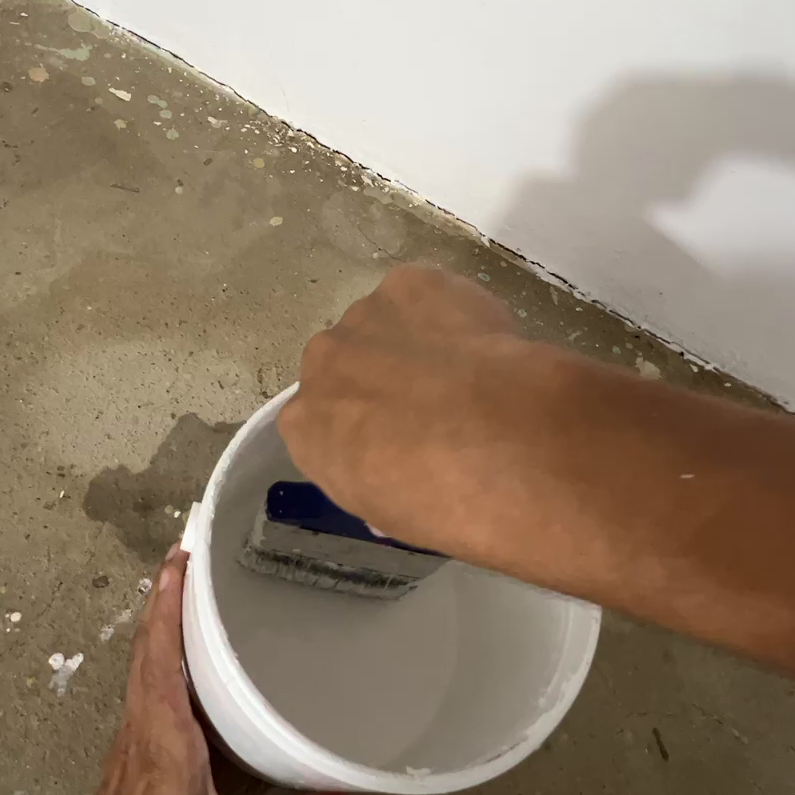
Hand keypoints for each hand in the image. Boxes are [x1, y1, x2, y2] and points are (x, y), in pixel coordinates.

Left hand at [59, 549, 358, 794]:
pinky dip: (151, 653)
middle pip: (143, 647)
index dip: (167, 604)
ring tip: (177, 589)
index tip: (177, 560)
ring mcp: (128, 739)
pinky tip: (171, 654)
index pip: (160, 654)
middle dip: (160, 596)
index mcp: (165, 737)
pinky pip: (138, 686)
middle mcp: (140, 727)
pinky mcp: (127, 753)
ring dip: (153, 622)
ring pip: (136, 665)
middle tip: (181, 556)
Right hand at [279, 265, 538, 560]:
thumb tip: (395, 478)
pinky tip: (481, 338)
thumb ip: (375, 479)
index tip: (396, 436)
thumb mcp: (391, 511)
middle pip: (346, 361)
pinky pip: (425, 293)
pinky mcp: (410, 282)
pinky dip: (449, 308)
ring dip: (415, 339)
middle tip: (434, 402)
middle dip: (381, 374)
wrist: (489, 442)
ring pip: (385, 322)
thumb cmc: (435, 498)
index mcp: (305, 425)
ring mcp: (364, 315)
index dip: (361, 423)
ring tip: (466, 371)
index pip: (320, 419)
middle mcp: (321, 362)